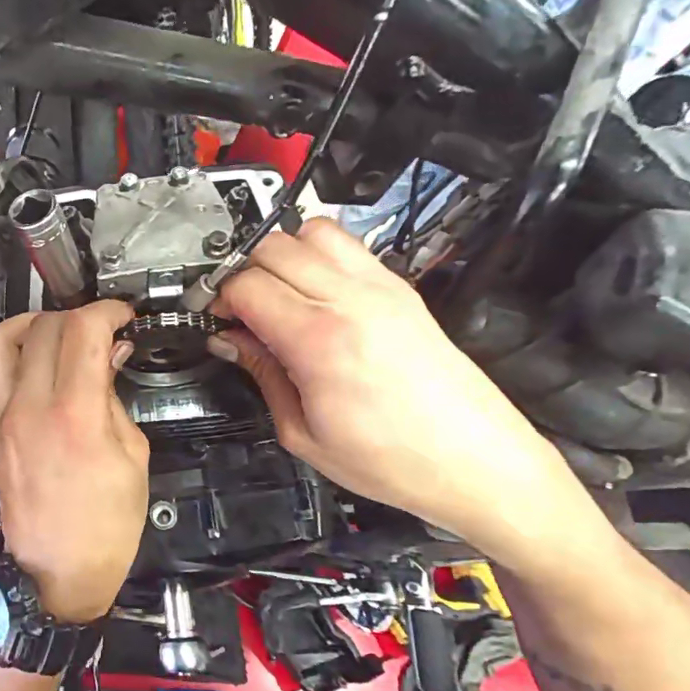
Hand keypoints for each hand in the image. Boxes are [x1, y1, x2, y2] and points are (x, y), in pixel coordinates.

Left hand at [0, 300, 148, 622]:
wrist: (61, 571)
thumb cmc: (108, 523)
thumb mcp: (133, 453)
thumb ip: (116, 396)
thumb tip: (110, 355)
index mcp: (76, 416)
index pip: (83, 330)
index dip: (108, 311)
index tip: (122, 316)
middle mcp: (29, 410)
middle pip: (45, 327)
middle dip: (80, 316)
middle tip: (102, 330)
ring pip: (1, 338)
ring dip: (35, 323)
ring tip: (60, 331)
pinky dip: (11, 351)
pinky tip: (35, 360)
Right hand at [209, 220, 581, 543]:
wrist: (473, 459)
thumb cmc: (400, 459)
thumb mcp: (306, 435)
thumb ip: (264, 375)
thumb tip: (234, 343)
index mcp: (320, 341)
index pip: (247, 285)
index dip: (220, 299)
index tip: (216, 318)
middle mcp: (352, 301)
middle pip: (273, 246)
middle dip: (243, 271)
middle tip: (239, 308)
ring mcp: (382, 289)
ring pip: (313, 231)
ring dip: (283, 253)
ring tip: (277, 293)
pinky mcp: (402, 291)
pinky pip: (350, 247)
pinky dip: (321, 256)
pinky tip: (316, 293)